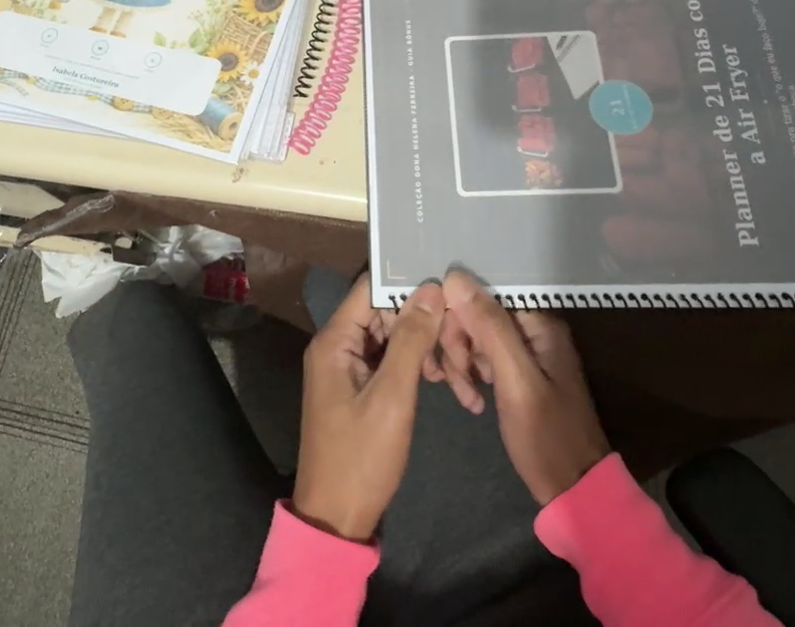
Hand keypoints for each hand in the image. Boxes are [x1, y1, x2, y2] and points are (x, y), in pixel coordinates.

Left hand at [292, 274, 445, 540]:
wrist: (336, 516)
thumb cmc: (362, 456)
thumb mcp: (392, 397)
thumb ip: (410, 340)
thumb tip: (431, 288)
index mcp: (334, 340)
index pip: (370, 287)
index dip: (406, 280)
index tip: (447, 279)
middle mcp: (335, 345)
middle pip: (381, 309)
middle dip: (419, 314)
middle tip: (460, 325)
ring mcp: (345, 366)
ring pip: (388, 334)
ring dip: (419, 340)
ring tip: (455, 356)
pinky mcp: (356, 386)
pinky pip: (386, 358)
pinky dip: (411, 361)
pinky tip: (440, 374)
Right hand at [439, 271, 610, 504]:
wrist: (572, 489)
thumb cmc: (547, 437)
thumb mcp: (516, 382)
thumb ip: (489, 328)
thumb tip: (455, 277)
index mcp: (538, 323)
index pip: (481, 295)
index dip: (457, 320)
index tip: (450, 355)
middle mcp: (531, 329)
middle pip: (474, 316)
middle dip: (457, 347)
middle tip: (459, 382)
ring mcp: (524, 351)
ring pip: (471, 338)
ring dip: (460, 366)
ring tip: (468, 399)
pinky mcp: (515, 372)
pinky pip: (480, 358)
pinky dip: (469, 377)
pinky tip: (473, 402)